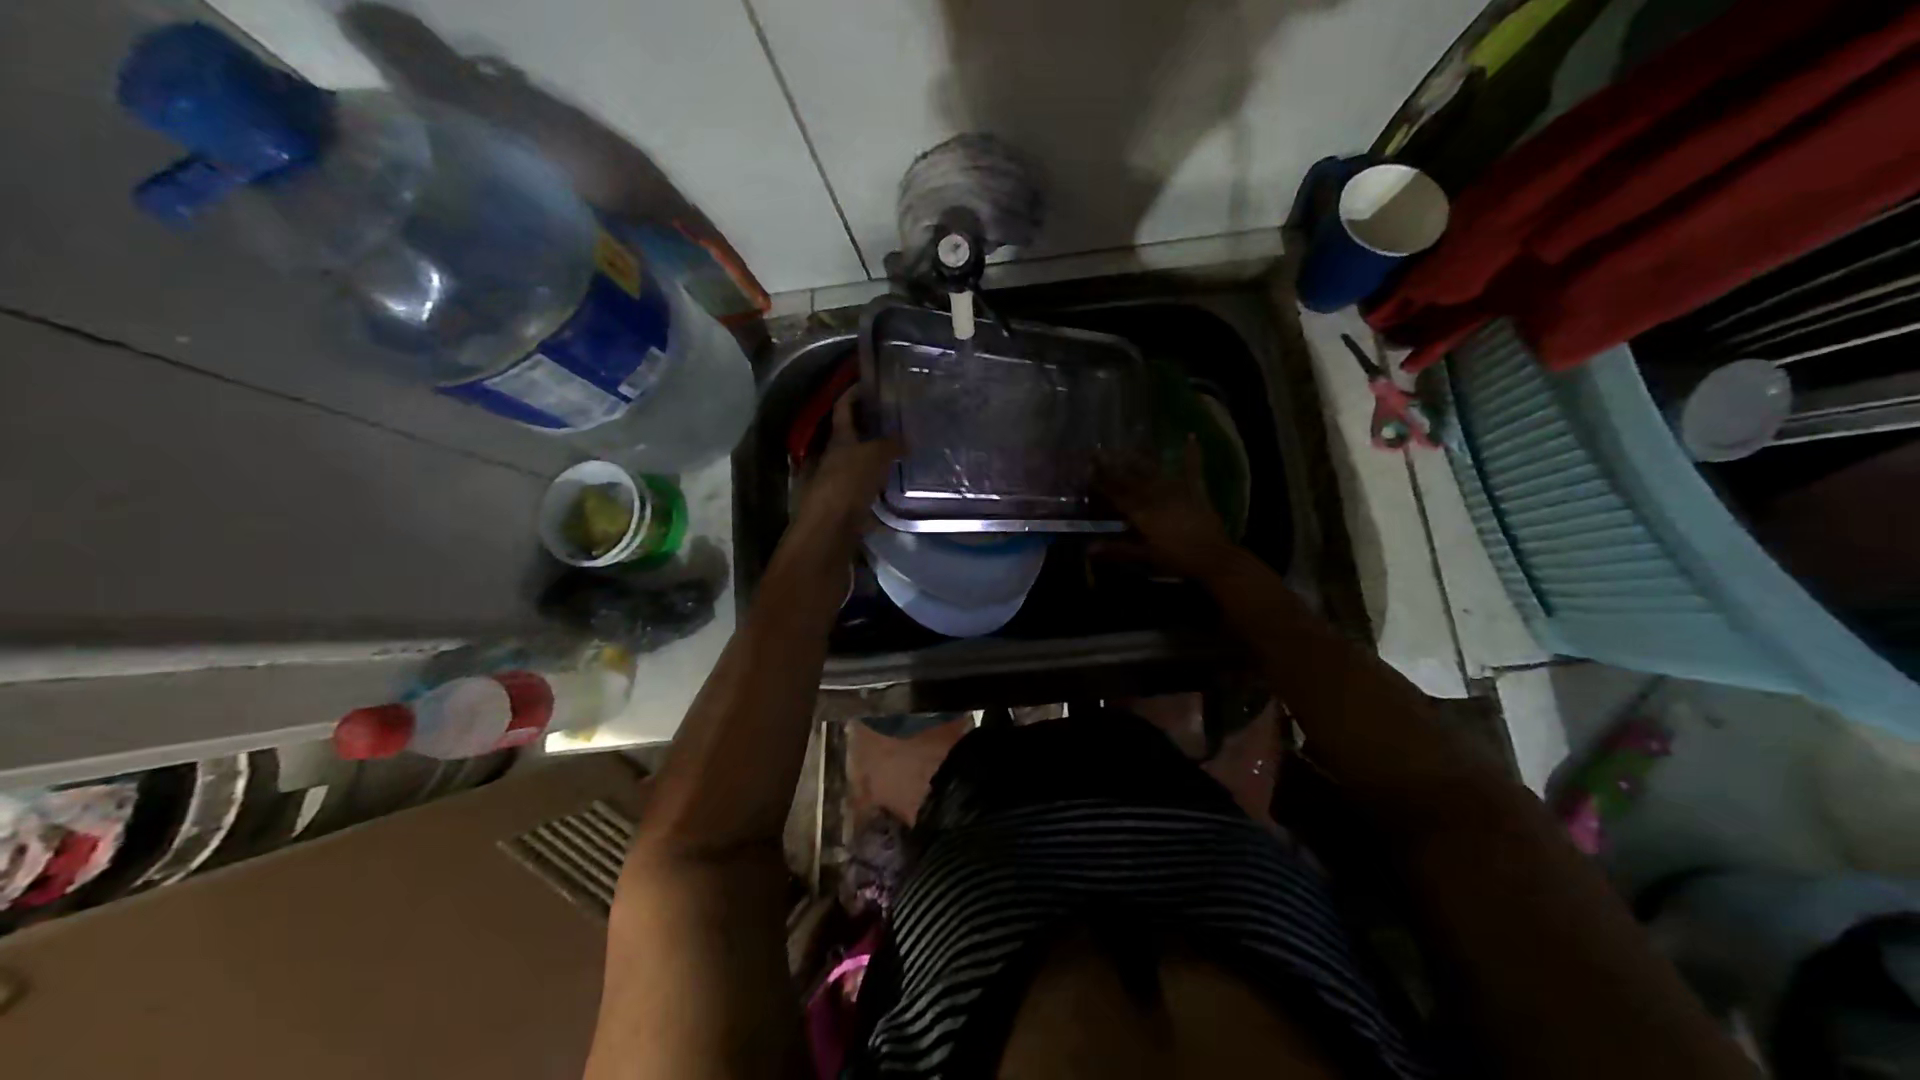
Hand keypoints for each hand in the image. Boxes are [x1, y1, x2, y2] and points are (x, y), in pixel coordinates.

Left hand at [793, 392, 899, 544]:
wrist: (831, 529)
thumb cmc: (848, 483)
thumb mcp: (875, 456)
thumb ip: (891, 445)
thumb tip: (907, 439)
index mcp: (838, 439)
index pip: (843, 407)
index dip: (853, 393)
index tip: (870, 384)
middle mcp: (834, 458)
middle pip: (851, 438)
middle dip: (871, 430)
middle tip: (897, 422)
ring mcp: (839, 484)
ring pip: (860, 466)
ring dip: (877, 462)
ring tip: (904, 456)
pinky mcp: (847, 508)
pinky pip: (867, 495)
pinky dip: (881, 493)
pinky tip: (899, 492)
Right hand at [1100, 436, 1237, 580]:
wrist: (1213, 558)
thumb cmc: (1176, 560)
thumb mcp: (1145, 556)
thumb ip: (1117, 550)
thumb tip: (1088, 549)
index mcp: (1142, 513)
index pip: (1116, 494)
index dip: (1101, 482)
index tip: (1088, 468)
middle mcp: (1156, 497)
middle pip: (1132, 479)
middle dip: (1115, 465)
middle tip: (1101, 451)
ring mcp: (1178, 491)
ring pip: (1155, 472)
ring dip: (1141, 458)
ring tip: (1128, 446)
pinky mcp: (1197, 491)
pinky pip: (1192, 470)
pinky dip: (1192, 454)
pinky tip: (1191, 436)